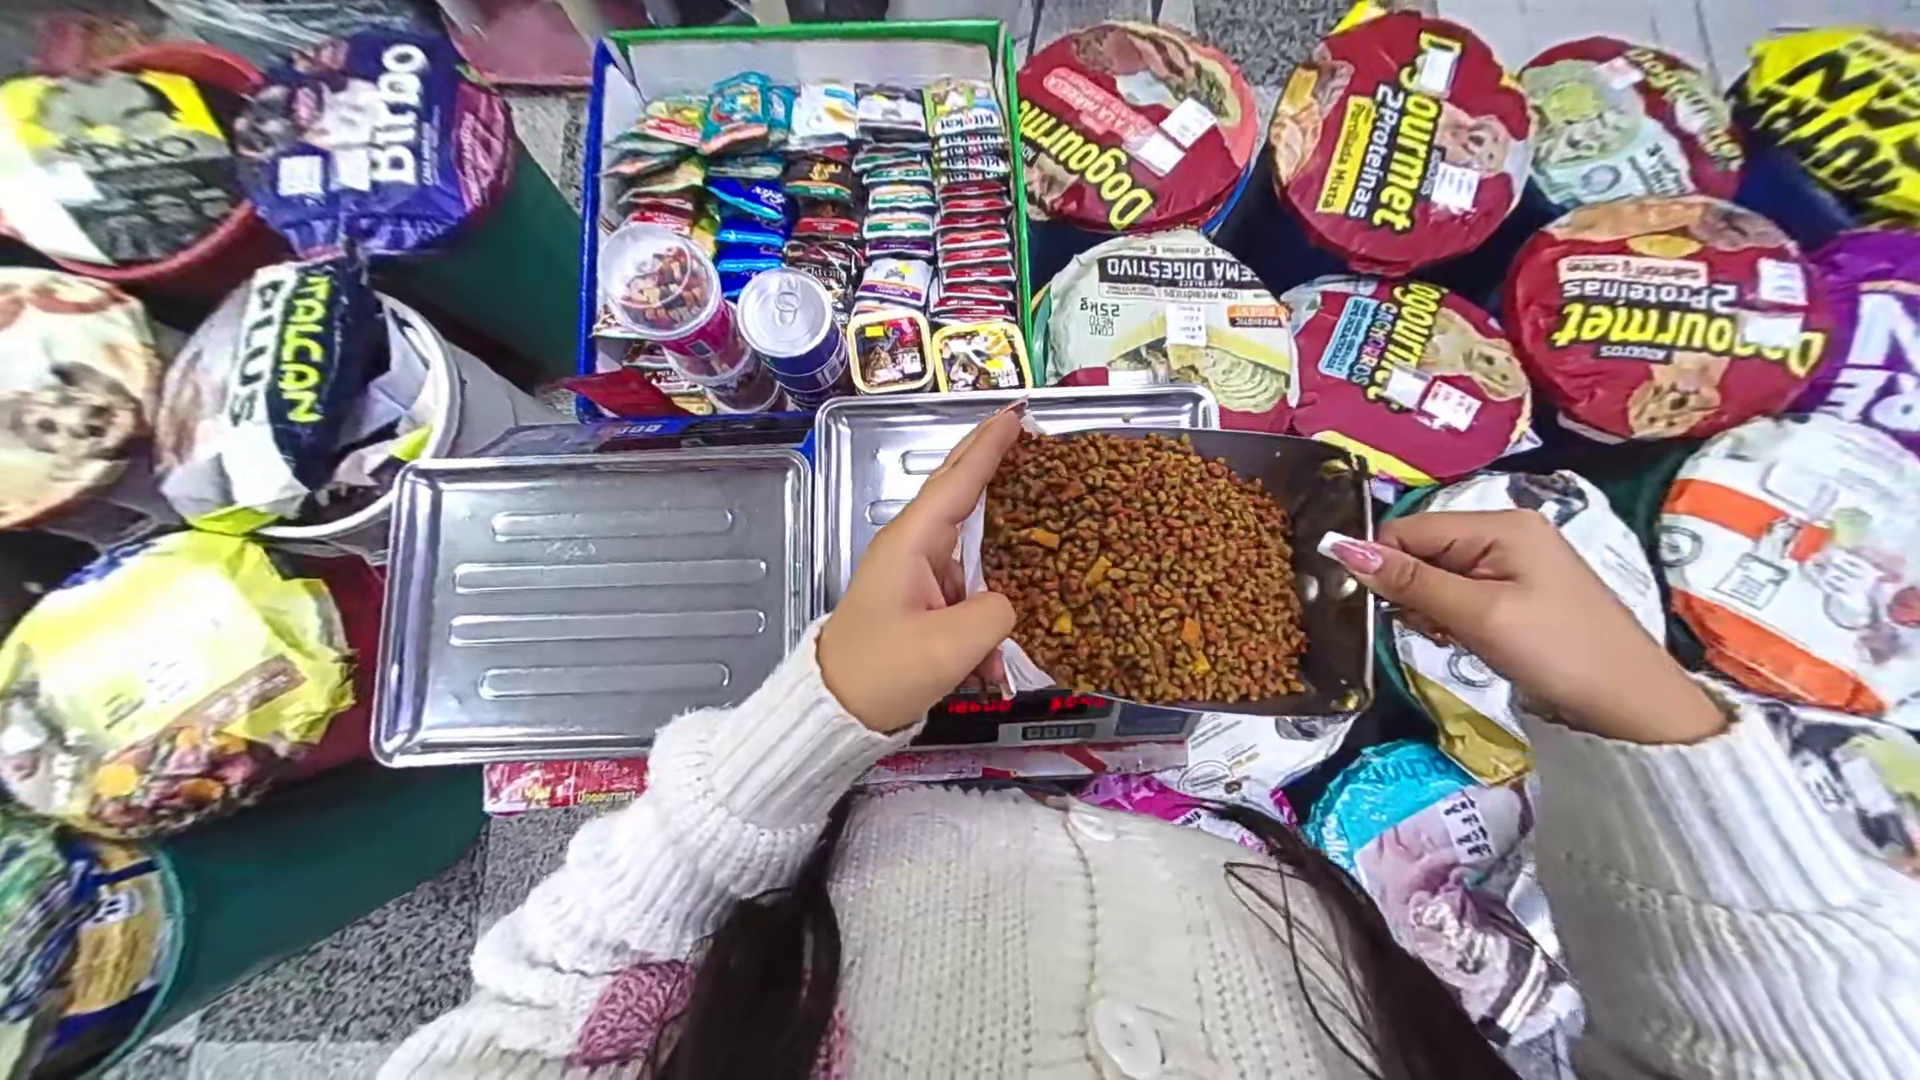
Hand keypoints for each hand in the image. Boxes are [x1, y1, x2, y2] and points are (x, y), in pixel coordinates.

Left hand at [817, 405, 1021, 731]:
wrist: (836, 711)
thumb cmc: (883, 672)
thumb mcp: (949, 646)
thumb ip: (997, 613)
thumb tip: (1011, 600)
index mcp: (911, 543)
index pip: (957, 482)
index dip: (989, 447)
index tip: (1017, 416)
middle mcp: (912, 548)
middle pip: (958, 494)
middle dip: (990, 463)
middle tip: (1027, 436)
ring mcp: (917, 575)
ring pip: (971, 550)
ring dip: (1002, 559)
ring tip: (1040, 532)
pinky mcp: (922, 602)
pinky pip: (967, 594)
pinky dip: (987, 619)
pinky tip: (994, 666)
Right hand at [1323, 510, 1725, 744]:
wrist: (1632, 708)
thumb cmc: (1557, 651)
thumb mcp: (1476, 614)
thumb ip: (1407, 580)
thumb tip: (1340, 548)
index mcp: (1499, 525)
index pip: (1405, 530)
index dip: (1382, 564)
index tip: (1382, 605)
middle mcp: (1502, 531)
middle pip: (1417, 549)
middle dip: (1408, 588)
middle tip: (1430, 625)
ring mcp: (1509, 559)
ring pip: (1429, 571)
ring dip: (1424, 604)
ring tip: (1449, 633)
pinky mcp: (1510, 586)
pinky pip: (1451, 588)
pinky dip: (1443, 612)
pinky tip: (1460, 634)